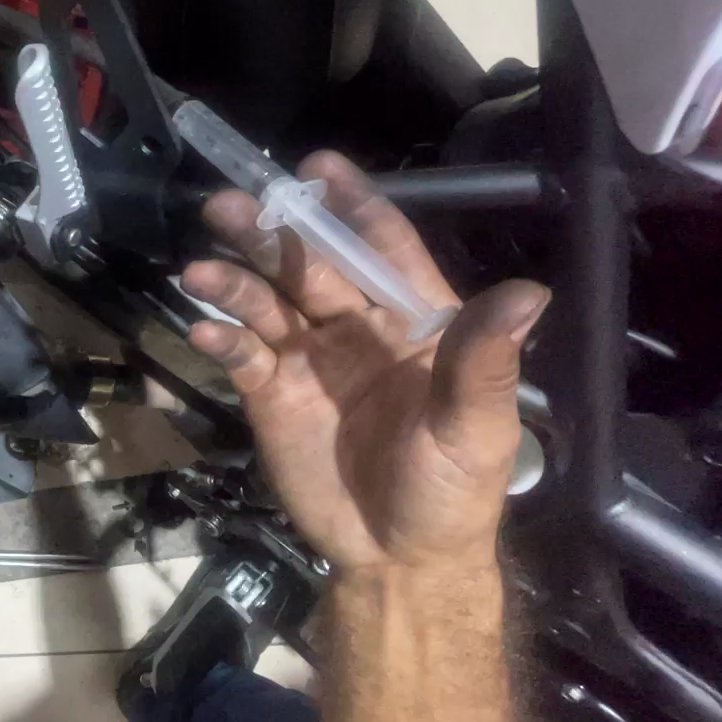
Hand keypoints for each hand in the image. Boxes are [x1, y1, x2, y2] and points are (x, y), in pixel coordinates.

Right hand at [180, 152, 549, 574]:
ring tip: (198, 271)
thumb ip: (481, 365)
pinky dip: (222, 340)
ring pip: (264, 306)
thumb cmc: (451, 490)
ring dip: (232, 284)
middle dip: (269, 234)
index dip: (353, 208)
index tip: (317, 169)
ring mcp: (306, 361)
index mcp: (413, 324)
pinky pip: (242, 356)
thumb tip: (524, 294)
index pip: (382, 250)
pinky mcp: (269, 394)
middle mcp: (353, 329)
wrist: (391, 552)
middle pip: (307, 268)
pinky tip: (204, 331)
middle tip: (227, 205)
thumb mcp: (475, 431)